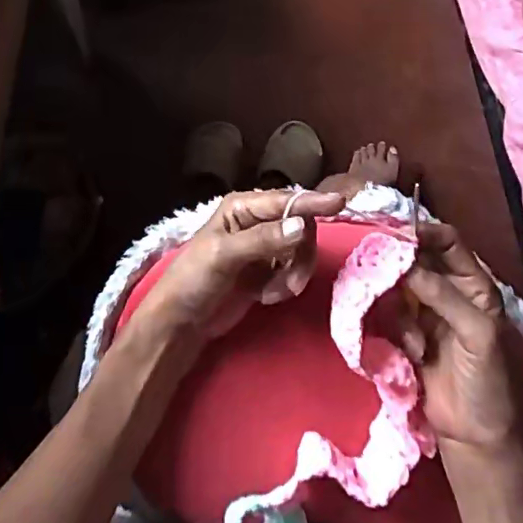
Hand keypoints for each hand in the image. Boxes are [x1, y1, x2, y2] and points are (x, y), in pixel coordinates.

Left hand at [131, 188, 347, 342]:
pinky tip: (265, 296)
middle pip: (300, 224)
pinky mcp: (268, 269)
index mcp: (242, 206)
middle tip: (291, 281)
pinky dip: (285, 285)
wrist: (182, 322)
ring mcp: (264, 245)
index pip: (285, 200)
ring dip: (293, 273)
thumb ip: (264, 240)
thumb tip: (302, 225)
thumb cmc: (195, 279)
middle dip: (301, 254)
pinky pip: (294, 270)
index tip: (340, 203)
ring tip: (273, 293)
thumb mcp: (225, 256)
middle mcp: (256, 220)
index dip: (312, 202)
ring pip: (301, 250)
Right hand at [399, 221, 519, 451]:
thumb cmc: (488, 381)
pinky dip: (397, 330)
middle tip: (386, 277)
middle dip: (400, 268)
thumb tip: (406, 262)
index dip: (423, 231)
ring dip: (400, 309)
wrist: (474, 436)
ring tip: (415, 341)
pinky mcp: (406, 330)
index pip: (447, 241)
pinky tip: (413, 354)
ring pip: (398, 284)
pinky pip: (390, 312)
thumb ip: (443, 295)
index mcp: (473, 283)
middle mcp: (447, 289)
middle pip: (415, 258)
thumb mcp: (477, 333)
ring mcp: (424, 309)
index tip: (397, 234)